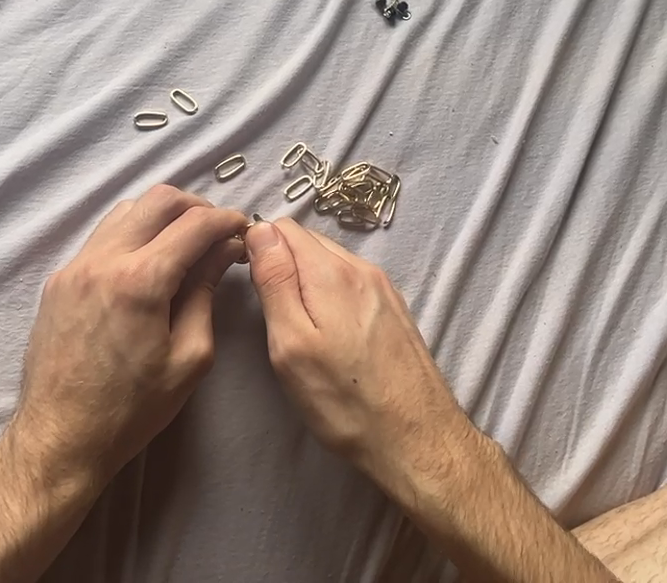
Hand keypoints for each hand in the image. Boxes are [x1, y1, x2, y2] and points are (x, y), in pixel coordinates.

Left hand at [11, 185, 247, 485]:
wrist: (60, 440)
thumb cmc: (132, 410)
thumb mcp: (189, 357)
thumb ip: (206, 292)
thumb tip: (224, 249)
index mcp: (140, 280)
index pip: (195, 224)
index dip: (227, 220)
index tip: (244, 229)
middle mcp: (104, 260)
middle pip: (159, 199)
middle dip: (197, 206)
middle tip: (217, 231)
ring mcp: (75, 265)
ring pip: (127, 209)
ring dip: (162, 215)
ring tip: (184, 242)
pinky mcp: (60, 278)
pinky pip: (103, 235)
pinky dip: (134, 232)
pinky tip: (148, 260)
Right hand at [245, 218, 617, 582]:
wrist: (418, 439)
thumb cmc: (344, 400)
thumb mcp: (292, 344)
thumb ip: (275, 281)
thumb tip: (260, 229)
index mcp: (332, 271)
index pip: (285, 228)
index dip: (259, 244)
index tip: (248, 280)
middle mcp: (361, 267)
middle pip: (309, 241)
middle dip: (282, 259)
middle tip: (270, 308)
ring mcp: (382, 286)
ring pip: (330, 260)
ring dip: (306, 275)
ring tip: (297, 321)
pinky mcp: (394, 307)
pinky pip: (351, 280)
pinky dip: (330, 290)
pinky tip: (329, 327)